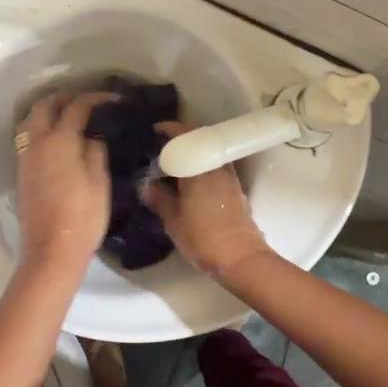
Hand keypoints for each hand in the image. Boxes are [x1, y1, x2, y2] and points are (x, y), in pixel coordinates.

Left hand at [14, 91, 114, 269]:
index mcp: (59, 140)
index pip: (77, 107)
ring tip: (73, 118)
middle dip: (65, 98)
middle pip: (45, 106)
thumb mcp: (99, 181)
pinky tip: (62, 140)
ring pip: (33, 121)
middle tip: (87, 103)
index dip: (96, 99)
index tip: (115, 100)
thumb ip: (95, 151)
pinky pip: (30, 138)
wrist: (52, 250)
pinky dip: (44, 129)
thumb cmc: (82, 216)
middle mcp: (38, 143)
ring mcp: (27, 158)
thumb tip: (92, 135)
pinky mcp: (23, 172)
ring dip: (51, 112)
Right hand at [141, 121, 271, 276]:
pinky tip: (189, 181)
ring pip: (209, 155)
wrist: (240, 257)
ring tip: (174, 165)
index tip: (156, 131)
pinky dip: (202, 167)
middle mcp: (217, 166)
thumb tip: (147, 186)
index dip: (170, 129)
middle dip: (182, 140)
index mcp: (199, 168)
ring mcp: (229, 177)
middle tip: (163, 149)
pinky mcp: (235, 190)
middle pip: (201, 141)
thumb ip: (159, 199)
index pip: (186, 135)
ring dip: (194, 154)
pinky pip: (215, 167)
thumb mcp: (173, 220)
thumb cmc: (202, 237)